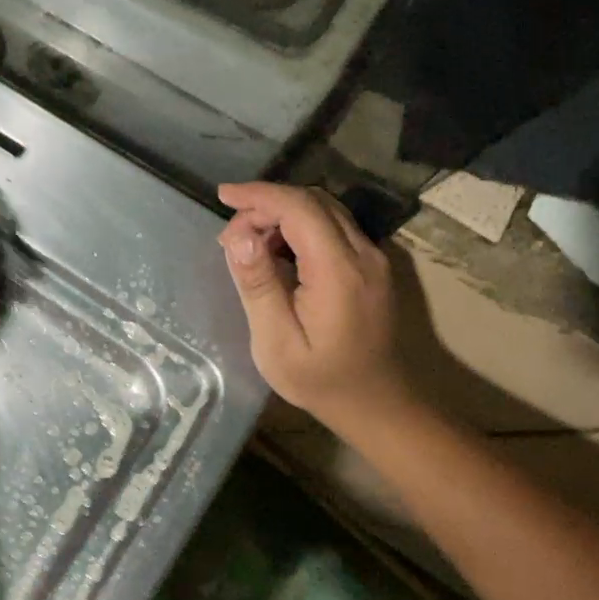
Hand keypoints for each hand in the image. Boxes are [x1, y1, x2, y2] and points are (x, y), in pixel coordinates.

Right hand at [217, 182, 411, 419]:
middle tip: (231, 233)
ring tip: (247, 242)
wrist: (376, 404)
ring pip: (325, 210)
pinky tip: (275, 250)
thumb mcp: (276, 342)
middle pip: (313, 202)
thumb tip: (238, 236)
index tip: (223, 196)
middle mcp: (363, 255)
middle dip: (267, 203)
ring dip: (283, 213)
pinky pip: (333, 226)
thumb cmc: (320, 380)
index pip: (299, 209)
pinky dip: (299, 225)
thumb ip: (258, 285)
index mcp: (339, 272)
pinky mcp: (371, 266)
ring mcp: (372, 258)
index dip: (259, 196)